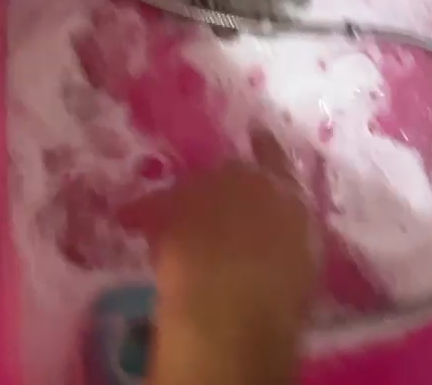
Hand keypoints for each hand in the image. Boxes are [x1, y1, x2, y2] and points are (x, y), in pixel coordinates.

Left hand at [129, 130, 320, 341]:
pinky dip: (141, 213)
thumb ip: (291, 230)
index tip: (256, 133)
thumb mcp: (303, 258)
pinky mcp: (168, 204)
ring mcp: (204, 185)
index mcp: (285, 188)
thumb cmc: (281, 292)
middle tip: (222, 215)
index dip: (264, 145)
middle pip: (231, 171)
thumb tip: (279, 227)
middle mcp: (244, 175)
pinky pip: (150, 206)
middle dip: (226, 188)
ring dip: (189, 203)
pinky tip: (128, 220)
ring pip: (193, 187)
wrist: (233, 298)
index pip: (274, 154)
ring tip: (183, 226)